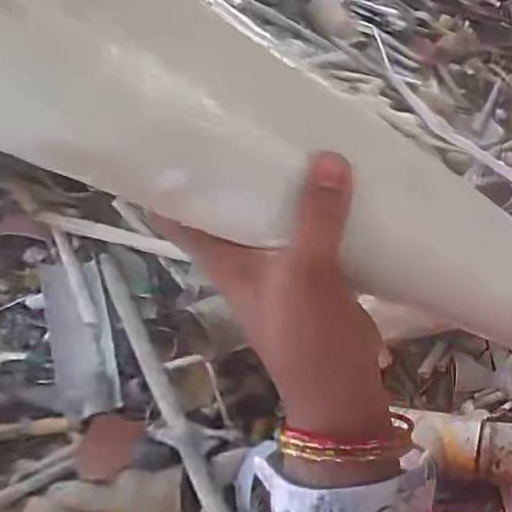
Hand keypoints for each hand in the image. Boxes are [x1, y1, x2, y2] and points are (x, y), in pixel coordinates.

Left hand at [153, 153, 395, 484]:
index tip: (176, 130)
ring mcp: (283, 266)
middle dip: (239, 168)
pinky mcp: (318, 273)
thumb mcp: (306, 276)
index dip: (168, 175)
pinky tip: (343, 186)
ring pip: (277, 216)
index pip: (176, 212)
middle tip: (254, 120)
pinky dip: (323, 209)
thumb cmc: (306, 338)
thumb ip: (316, 219)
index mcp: (224, 259)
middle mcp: (246, 258)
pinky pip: (315, 231)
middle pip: (231, 205)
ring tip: (302, 140)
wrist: (342, 391)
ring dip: (286, 187)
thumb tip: (328, 157)